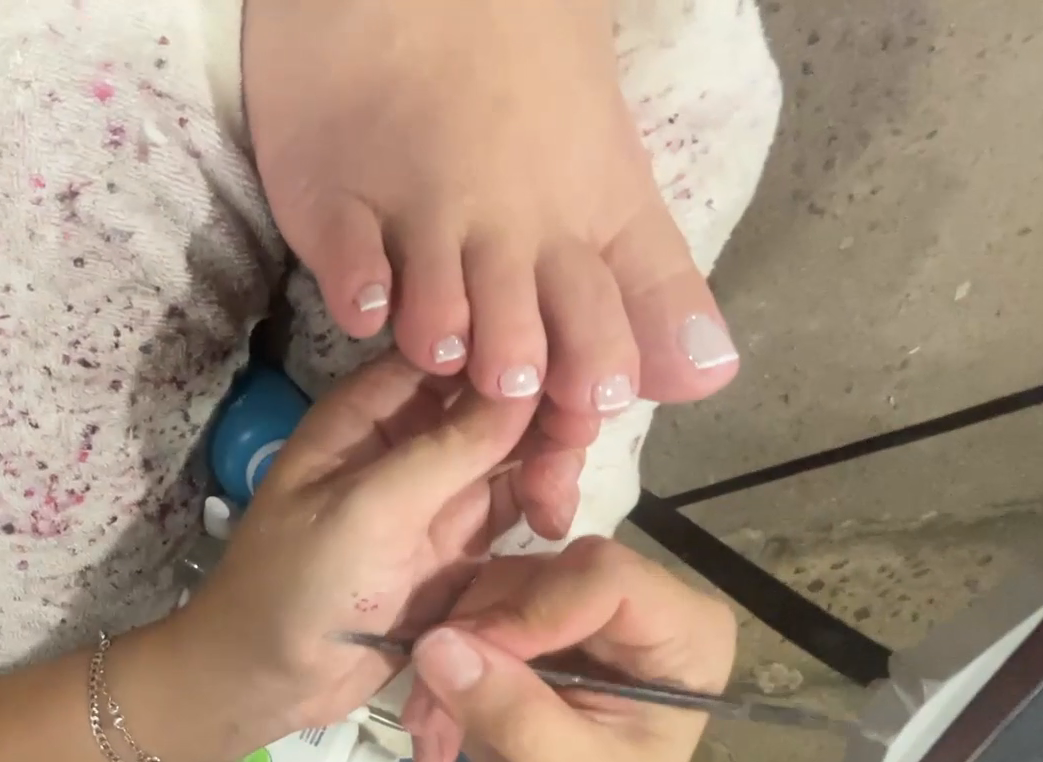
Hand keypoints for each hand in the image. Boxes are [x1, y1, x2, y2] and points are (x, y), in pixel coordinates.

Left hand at [168, 353, 533, 747]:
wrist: (272, 675)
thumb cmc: (298, 583)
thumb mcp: (366, 510)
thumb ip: (444, 450)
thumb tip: (525, 379)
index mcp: (364, 413)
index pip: (448, 351)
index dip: (510, 352)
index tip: (569, 369)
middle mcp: (402, 440)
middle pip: (491, 397)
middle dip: (540, 409)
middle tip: (581, 437)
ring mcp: (431, 491)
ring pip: (512, 449)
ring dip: (548, 459)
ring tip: (559, 498)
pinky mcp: (455, 541)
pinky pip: (513, 504)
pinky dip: (541, 504)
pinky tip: (554, 524)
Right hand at [244, 0, 739, 472]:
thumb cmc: (508, 71)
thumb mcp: (602, 166)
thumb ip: (639, 274)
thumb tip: (703, 376)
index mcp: (585, 211)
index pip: (617, 316)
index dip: (611, 374)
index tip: (597, 408)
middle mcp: (510, 225)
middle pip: (530, 331)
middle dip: (536, 376)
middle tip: (517, 390)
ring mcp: (419, 215)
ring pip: (441, 309)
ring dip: (449, 338)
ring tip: (443, 350)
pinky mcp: (339, 211)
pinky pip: (354, 267)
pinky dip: (363, 291)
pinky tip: (366, 305)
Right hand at [402, 538, 735, 761]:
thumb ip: (510, 711)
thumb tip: (435, 645)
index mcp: (681, 631)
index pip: (603, 576)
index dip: (532, 610)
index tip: (478, 663)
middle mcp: (632, 598)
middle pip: (533, 575)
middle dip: (472, 640)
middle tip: (431, 712)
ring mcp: (574, 596)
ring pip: (488, 586)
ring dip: (444, 653)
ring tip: (430, 724)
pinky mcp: (529, 603)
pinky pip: (466, 603)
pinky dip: (439, 653)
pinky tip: (432, 708)